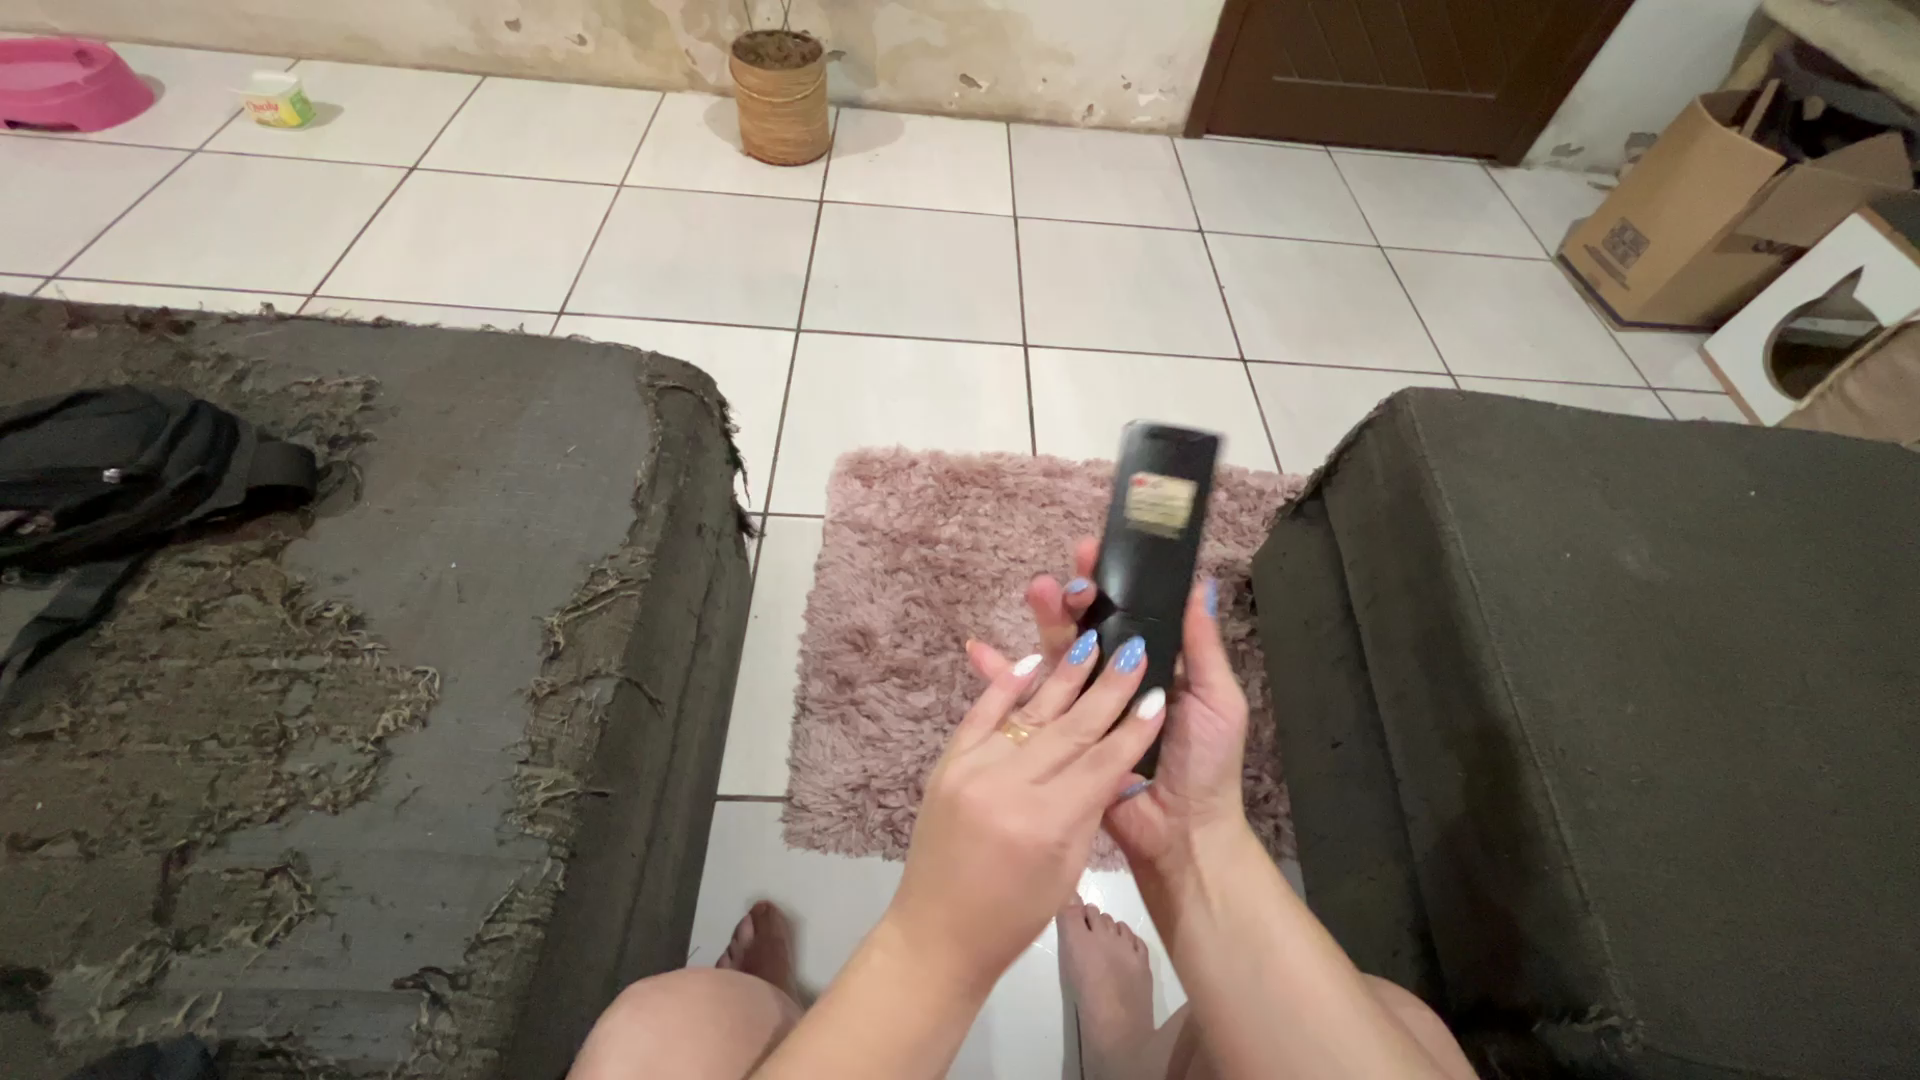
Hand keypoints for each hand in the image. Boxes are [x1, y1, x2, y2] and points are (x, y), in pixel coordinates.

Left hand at [886, 629, 1165, 992]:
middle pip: (1070, 728)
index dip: (1134, 730)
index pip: (1101, 764)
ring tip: (1091, 641)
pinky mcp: (946, 763)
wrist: (935, 932)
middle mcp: (1006, 787)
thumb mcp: (1066, 870)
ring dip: (1063, 676)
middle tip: (1134, 651)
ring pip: (1029, 714)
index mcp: (1044, 823)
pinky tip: (1032, 661)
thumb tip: (1113, 760)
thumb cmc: (1012, 916)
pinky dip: (1006, 686)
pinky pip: (980, 715)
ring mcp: (970, 770)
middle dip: (1108, 689)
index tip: (1159, 695)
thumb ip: (1088, 809)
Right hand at [969, 541, 1251, 875]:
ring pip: (1057, 653)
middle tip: (1066, 578)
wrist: (1181, 831)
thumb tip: (1198, 584)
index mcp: (1151, 664)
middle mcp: (1113, 678)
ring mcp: (1083, 704)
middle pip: (1087, 627)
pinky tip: (979, 651)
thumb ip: (1203, 646)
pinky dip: (1000, 676)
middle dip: (1073, 596)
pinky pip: (1025, 700)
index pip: (1127, 613)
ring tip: (1033, 590)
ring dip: (1042, 620)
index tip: (1096, 552)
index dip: (1111, 582)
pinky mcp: (1058, 732)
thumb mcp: (1218, 700)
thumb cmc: (1205, 764)